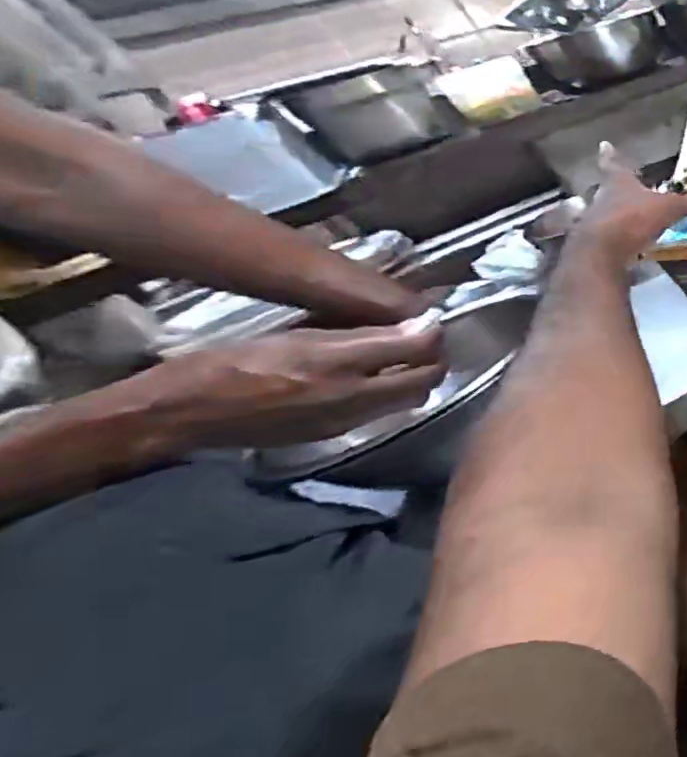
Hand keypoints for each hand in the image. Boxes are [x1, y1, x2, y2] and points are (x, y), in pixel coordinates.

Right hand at [142, 320, 447, 450]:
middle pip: (429, 377)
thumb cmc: (228, 364)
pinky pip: (385, 412)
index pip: (417, 346)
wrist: (179, 417)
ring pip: (414, 398)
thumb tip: (417, 324)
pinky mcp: (337, 434)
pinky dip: (394, 396)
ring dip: (419, 379)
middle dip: (436, 359)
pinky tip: (377, 382)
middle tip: (425, 344)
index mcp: (336, 360)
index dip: (433, 332)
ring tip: (404, 362)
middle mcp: (352, 393)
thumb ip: (360, 333)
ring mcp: (348, 418)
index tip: (429, 322)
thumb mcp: (295, 336)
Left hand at [569, 142, 686, 268]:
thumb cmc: (632, 219)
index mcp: (619, 183)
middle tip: (619, 185)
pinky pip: (608, 237)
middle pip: (607, 188)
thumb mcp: (672, 209)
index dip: (611, 156)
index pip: (614, 164)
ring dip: (611, 213)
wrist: (600, 252)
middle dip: (613, 187)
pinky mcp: (596, 245)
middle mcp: (603, 198)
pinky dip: (616, 238)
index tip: (604, 145)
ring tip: (620, 214)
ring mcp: (596, 222)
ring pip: (603, 212)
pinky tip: (625, 243)